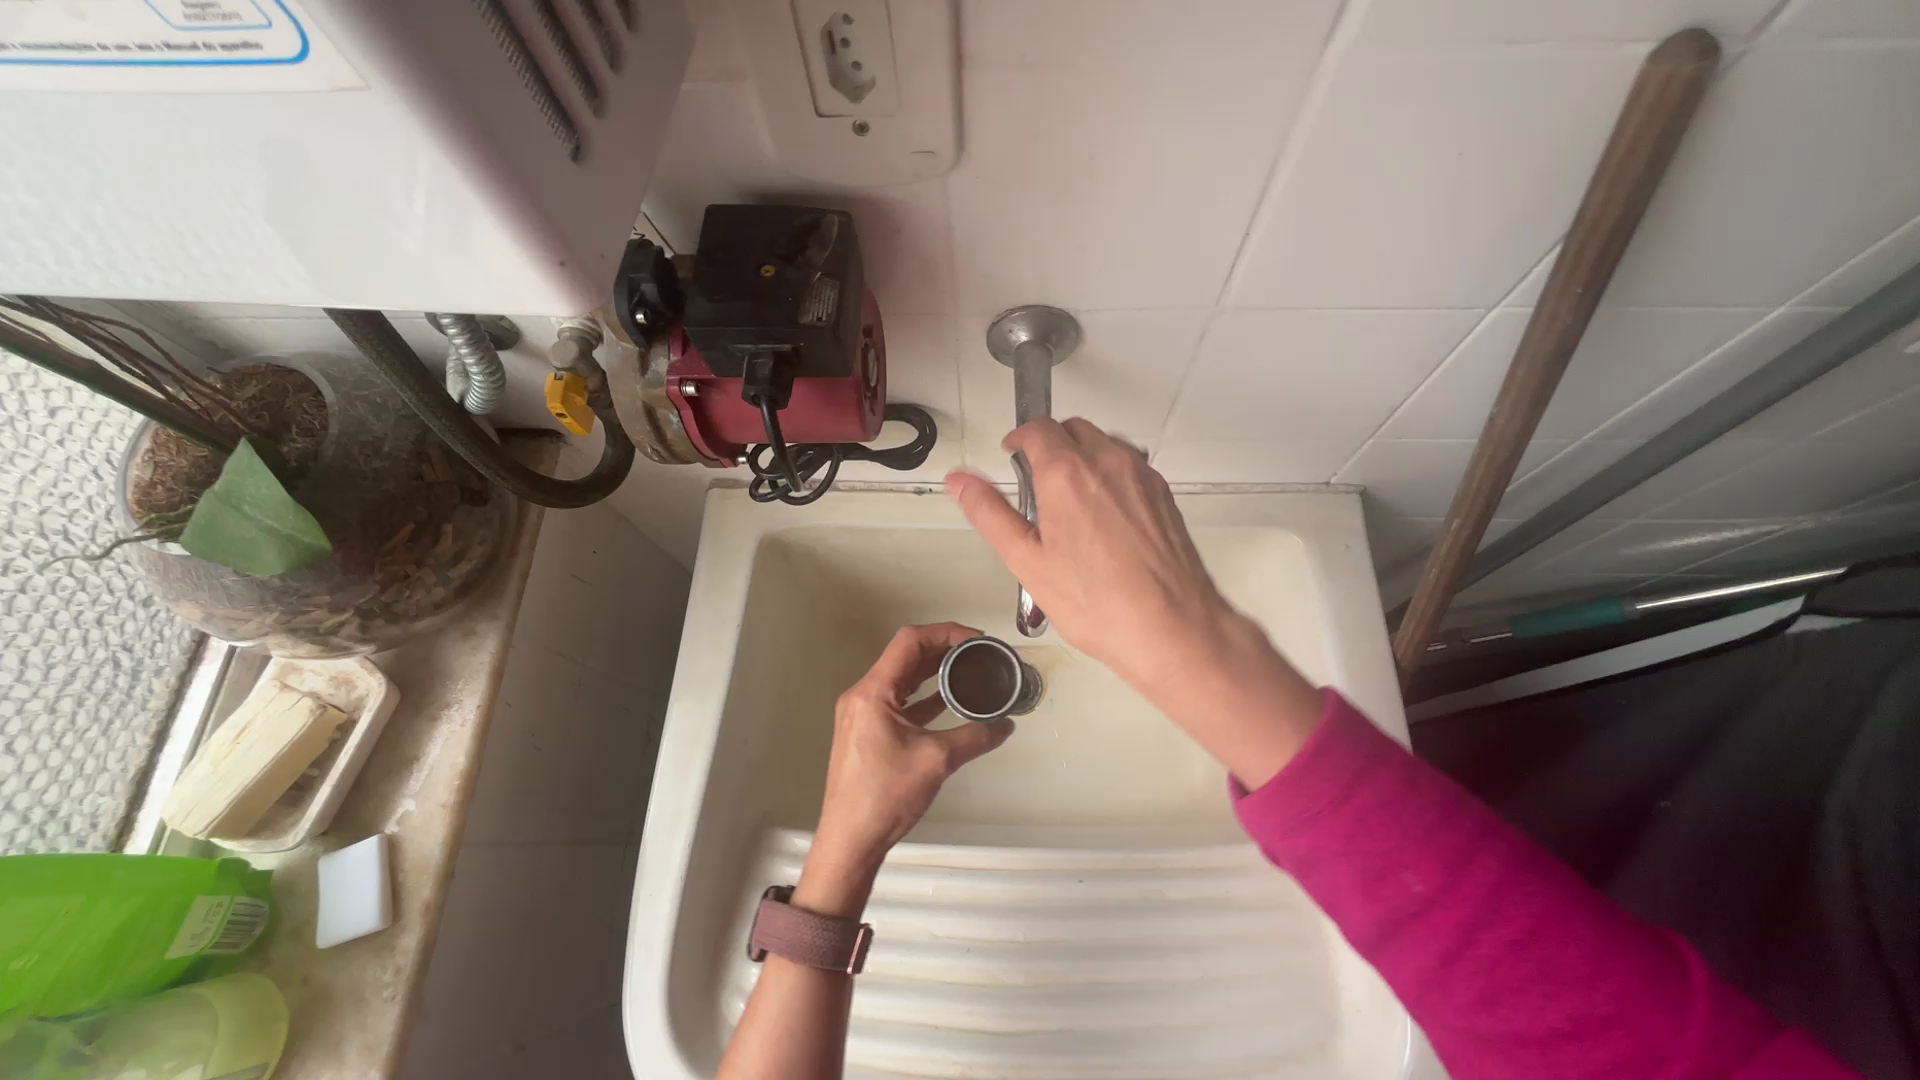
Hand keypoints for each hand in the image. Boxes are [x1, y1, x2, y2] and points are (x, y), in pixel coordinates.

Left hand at [796, 622, 1014, 916]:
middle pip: (906, 657)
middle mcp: (863, 696)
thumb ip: (975, 737)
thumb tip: (1004, 726)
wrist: (850, 840)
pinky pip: (900, 702)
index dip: (945, 633)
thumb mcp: (937, 761)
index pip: (910, 642)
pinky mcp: (868, 733)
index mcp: (873, 693)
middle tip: (979, 653)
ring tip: (970, 671)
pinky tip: (951, 701)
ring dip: (935, 672)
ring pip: (903, 680)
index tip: (976, 640)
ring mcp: (863, 715)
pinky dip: (925, 697)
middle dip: (944, 650)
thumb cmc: (885, 796)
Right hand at [945, 418, 1323, 785]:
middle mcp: (1108, 463)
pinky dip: (1110, 475)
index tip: (1012, 452)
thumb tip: (959, 481)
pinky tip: (1104, 518)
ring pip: (1106, 445)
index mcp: (1067, 473)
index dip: (1019, 438)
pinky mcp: (1164, 496)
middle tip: (1035, 476)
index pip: (1039, 429)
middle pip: (1074, 429)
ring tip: (1070, 499)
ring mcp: (1142, 477)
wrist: (1170, 627)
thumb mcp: (1026, 560)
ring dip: (1083, 456)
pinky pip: (1131, 468)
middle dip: (1051, 443)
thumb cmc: (1099, 602)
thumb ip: (989, 513)